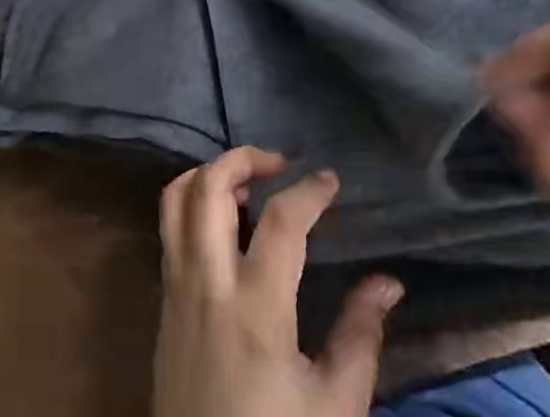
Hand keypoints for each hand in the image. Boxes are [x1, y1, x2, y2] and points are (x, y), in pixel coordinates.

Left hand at [153, 148, 403, 416]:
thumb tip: (387, 282)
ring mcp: (175, 292)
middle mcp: (206, 284)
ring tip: (247, 186)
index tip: (331, 180)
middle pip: (205, 189)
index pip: (281, 222)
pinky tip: (224, 226)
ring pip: (173, 203)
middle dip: (241, 158)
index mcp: (256, 307)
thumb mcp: (335, 404)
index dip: (310, 191)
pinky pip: (168, 233)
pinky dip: (192, 207)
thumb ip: (360, 334)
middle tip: (278, 164)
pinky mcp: (162, 307)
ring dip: (207, 176)